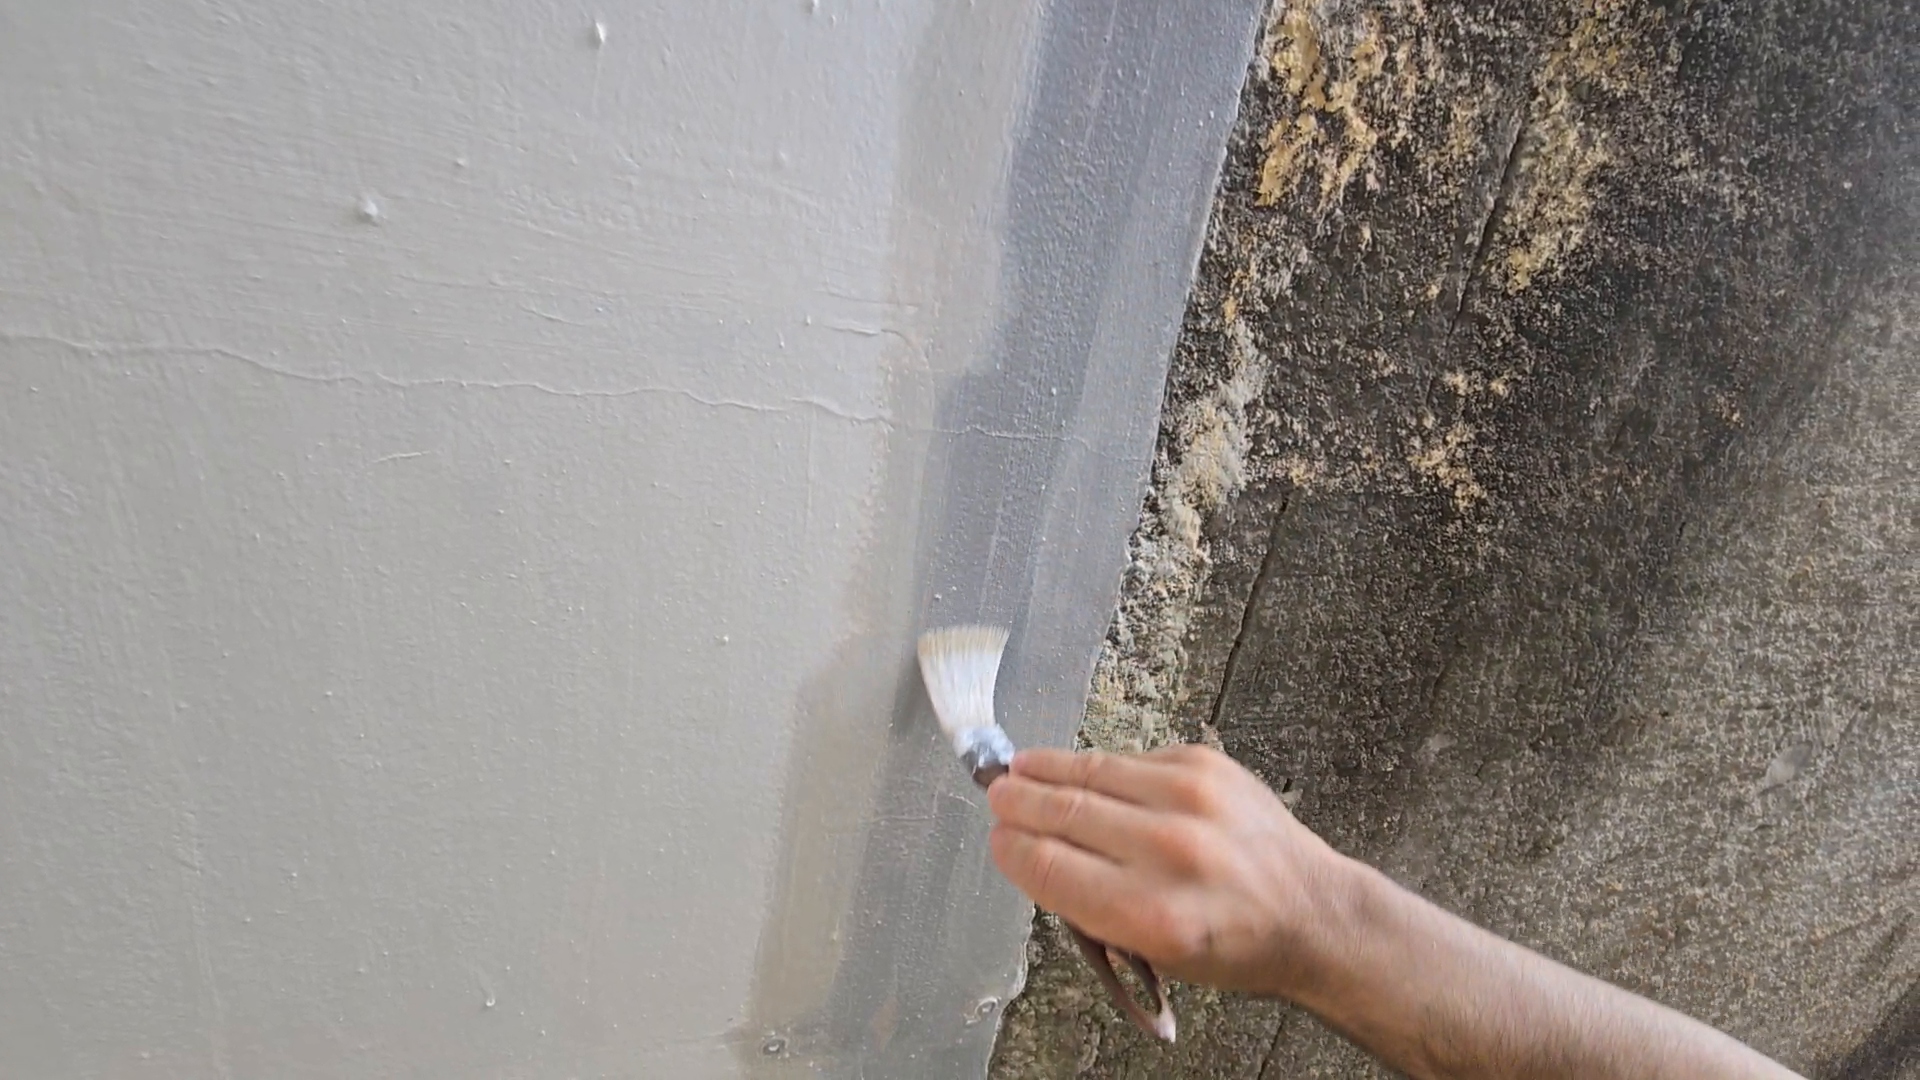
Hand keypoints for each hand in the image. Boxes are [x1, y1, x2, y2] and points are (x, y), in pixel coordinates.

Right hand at [986, 743, 1350, 999]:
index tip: (997, 838)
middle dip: (1019, 801)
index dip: (1013, 849)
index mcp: (1153, 915)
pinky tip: (1079, 769)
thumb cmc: (1233, 942)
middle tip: (997, 793)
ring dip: (1047, 769)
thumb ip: (1089, 902)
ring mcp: (1190, 797)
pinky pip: (1130, 759)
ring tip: (1021, 768)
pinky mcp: (1203, 763)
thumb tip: (1033, 848)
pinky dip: (1098, 766)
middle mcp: (1171, 851)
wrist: (1311, 908)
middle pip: (1064, 812)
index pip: (1051, 867)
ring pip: (1092, 771)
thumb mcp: (1155, 954)